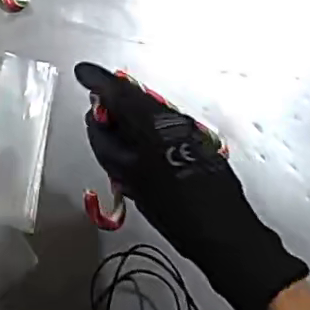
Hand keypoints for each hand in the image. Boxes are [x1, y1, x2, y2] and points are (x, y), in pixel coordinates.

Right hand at [77, 62, 306, 309]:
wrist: (227, 235)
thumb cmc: (176, 211)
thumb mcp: (128, 177)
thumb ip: (107, 144)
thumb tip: (96, 120)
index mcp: (152, 123)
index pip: (117, 90)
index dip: (96, 80)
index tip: (83, 74)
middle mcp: (173, 118)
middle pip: (133, 97)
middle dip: (112, 102)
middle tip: (99, 118)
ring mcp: (189, 127)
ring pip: (148, 111)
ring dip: (130, 117)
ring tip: (120, 143)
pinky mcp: (199, 139)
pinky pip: (163, 124)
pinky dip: (148, 130)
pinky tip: (144, 154)